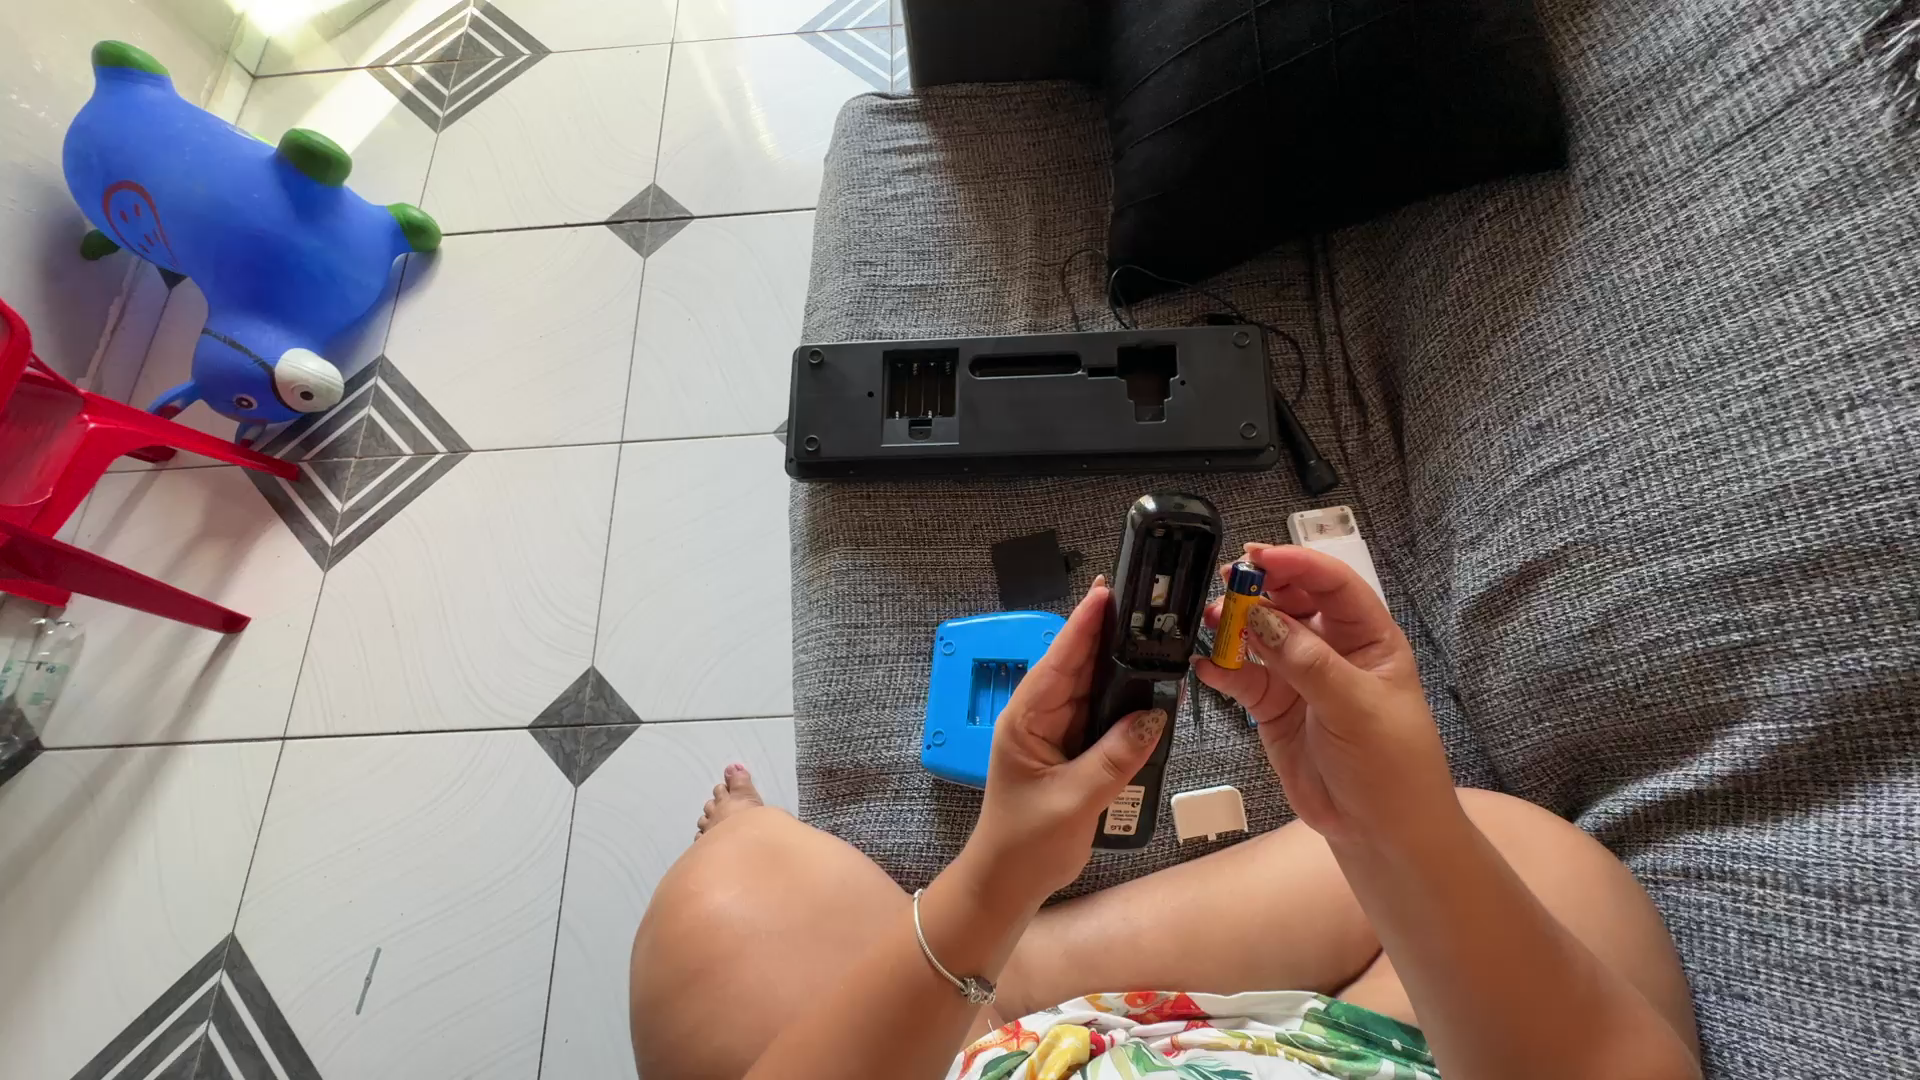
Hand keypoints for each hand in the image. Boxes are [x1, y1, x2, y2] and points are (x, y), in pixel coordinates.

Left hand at [965, 578, 1166, 903]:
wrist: (1010, 883)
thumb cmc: (1027, 842)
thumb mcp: (1072, 800)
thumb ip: (1114, 758)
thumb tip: (1154, 716)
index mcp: (1025, 718)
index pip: (1057, 662)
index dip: (1082, 626)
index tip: (1105, 592)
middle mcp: (1040, 716)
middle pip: (1077, 667)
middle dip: (1106, 635)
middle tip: (1142, 604)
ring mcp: (1057, 732)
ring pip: (1093, 689)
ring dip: (1118, 665)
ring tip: (1151, 634)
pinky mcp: (1074, 750)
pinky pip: (1102, 716)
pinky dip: (1124, 701)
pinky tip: (1149, 685)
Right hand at [1193, 544, 1455, 846]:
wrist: (1379, 832)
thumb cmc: (1392, 767)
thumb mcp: (1356, 708)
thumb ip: (1307, 662)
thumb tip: (1259, 618)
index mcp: (1367, 638)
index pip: (1331, 585)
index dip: (1296, 564)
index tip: (1257, 556)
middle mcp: (1330, 648)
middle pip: (1288, 601)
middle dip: (1258, 589)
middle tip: (1225, 584)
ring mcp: (1297, 675)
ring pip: (1258, 634)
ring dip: (1233, 624)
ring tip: (1210, 621)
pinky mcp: (1270, 703)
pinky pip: (1239, 676)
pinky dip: (1220, 668)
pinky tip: (1205, 666)